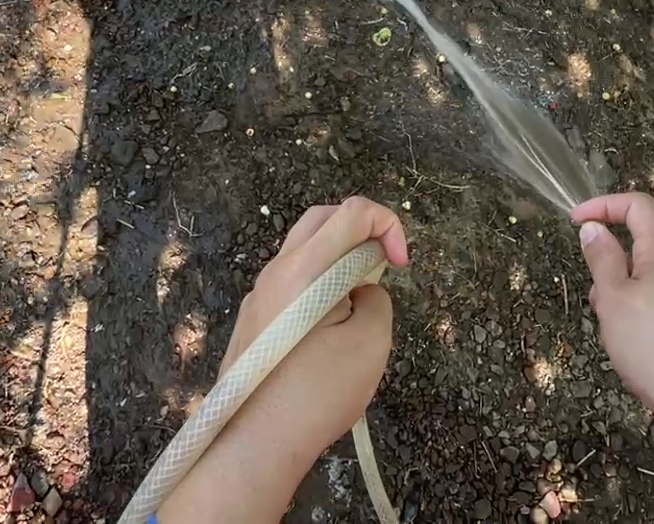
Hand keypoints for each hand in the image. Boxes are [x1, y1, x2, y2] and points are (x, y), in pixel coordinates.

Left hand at [159, 197, 408, 522]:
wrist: (252, 443)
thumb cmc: (317, 392)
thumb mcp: (370, 343)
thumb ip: (376, 299)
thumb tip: (359, 290)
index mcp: (305, 265)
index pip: (353, 210)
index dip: (388, 224)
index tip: (401, 264)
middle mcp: (277, 268)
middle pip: (323, 218)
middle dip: (362, 229)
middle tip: (382, 265)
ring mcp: (260, 292)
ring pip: (304, 247)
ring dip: (339, 256)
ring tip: (360, 297)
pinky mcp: (253, 317)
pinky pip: (292, 278)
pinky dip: (319, 280)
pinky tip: (330, 325)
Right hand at [571, 193, 653, 439]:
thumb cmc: (652, 346)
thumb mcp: (613, 298)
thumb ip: (601, 258)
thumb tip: (594, 227)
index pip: (637, 206)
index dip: (603, 204)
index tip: (574, 221)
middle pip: (640, 247)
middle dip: (608, 265)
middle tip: (595, 300)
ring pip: (646, 282)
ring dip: (620, 295)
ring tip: (612, 332)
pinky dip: (636, 316)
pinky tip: (631, 351)